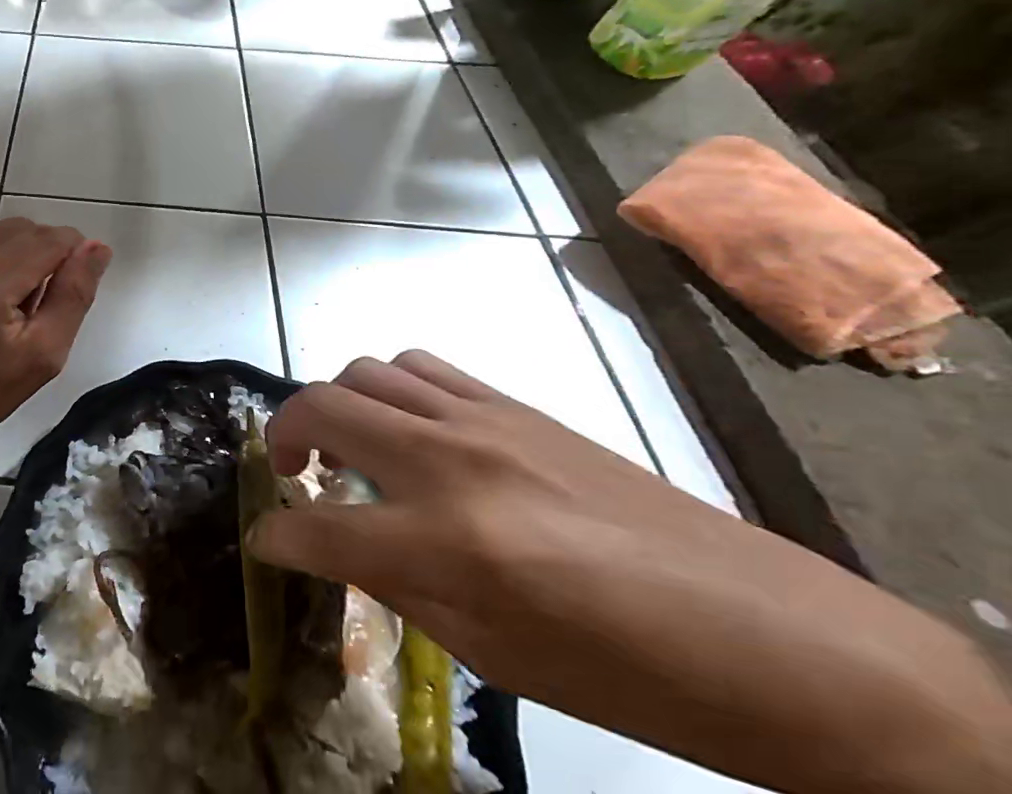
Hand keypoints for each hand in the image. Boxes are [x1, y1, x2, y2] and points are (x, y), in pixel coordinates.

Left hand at [0, 218, 110, 468]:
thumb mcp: (44, 353)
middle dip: (43, 259)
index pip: (51, 239)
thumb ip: (74, 294)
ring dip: (16, 259)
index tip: (66, 295)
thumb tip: (97, 247)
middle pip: (24, 230)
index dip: (72, 259)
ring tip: (3, 308)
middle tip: (32, 311)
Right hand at [249, 352, 1011, 793]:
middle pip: (324, 407)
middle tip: (291, 469)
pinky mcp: (521, 408)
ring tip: (349, 444)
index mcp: (448, 544)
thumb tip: (332, 545)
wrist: (778, 641)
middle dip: (283, 433)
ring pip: (367, 371)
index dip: (276, 536)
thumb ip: (396, 584)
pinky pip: (425, 367)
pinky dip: (390, 387)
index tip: (264, 540)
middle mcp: (455, 463)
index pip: (318, 527)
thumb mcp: (490, 655)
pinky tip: (409, 427)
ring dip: (338, 403)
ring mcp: (489, 422)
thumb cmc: (626, 676)